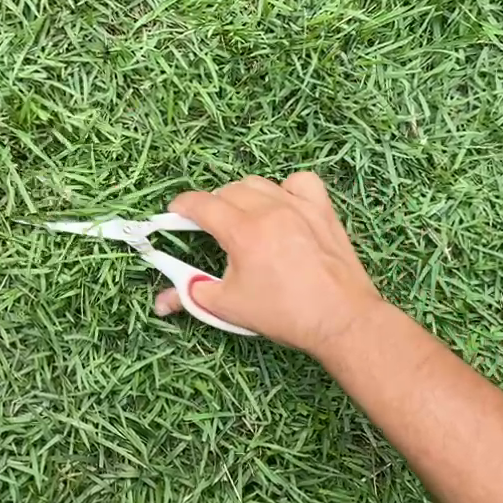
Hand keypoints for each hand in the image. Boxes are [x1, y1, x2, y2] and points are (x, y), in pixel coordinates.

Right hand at [155, 173, 387, 358]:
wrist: (342, 320)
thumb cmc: (283, 314)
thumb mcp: (228, 306)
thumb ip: (190, 294)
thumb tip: (160, 302)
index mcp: (243, 232)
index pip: (200, 204)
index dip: (180, 207)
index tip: (173, 215)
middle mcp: (270, 210)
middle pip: (227, 191)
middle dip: (211, 205)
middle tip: (209, 228)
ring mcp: (299, 206)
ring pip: (258, 183)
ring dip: (242, 196)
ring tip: (242, 218)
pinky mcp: (323, 210)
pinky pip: (300, 182)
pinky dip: (285, 189)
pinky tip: (282, 208)